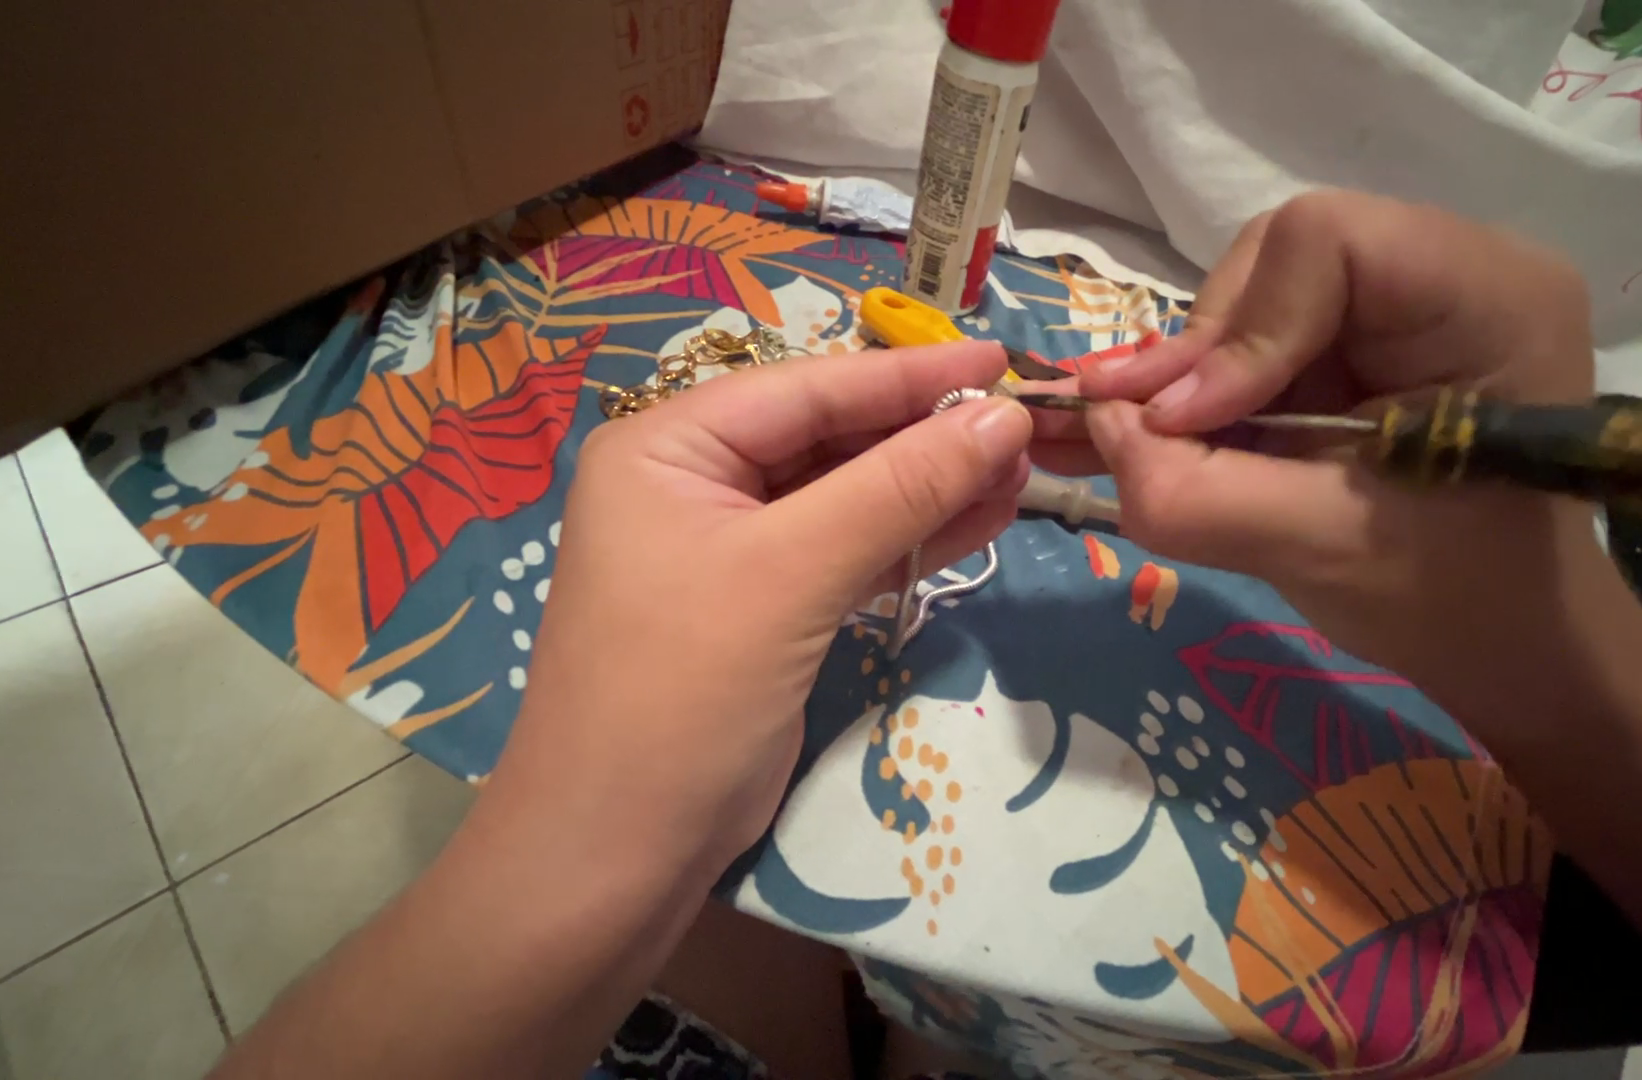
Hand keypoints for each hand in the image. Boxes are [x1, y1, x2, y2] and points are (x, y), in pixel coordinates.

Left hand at [487, 342, 1030, 873]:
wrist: (622, 853)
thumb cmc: (683, 693)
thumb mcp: (792, 575)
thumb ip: (899, 488)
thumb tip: (999, 419)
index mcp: (670, 446)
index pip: (807, 388)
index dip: (910, 375)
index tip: (1000, 360)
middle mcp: (697, 482)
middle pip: (832, 439)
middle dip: (926, 437)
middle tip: (1019, 430)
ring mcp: (736, 546)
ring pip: (850, 497)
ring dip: (931, 488)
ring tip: (1017, 474)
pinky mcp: (771, 602)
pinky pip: (851, 550)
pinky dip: (913, 540)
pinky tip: (980, 521)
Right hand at [1078, 192, 1633, 714]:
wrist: (1492, 637)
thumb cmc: (1448, 600)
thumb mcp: (1319, 549)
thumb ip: (1198, 492)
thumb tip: (1096, 424)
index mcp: (1483, 299)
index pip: (1324, 244)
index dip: (1237, 330)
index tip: (1183, 423)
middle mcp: (1432, 281)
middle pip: (1265, 268)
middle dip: (1191, 359)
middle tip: (1128, 433)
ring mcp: (1377, 320)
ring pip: (1233, 314)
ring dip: (1166, 387)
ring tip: (1094, 440)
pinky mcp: (1332, 362)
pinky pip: (1234, 360)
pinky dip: (1171, 406)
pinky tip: (1106, 438)